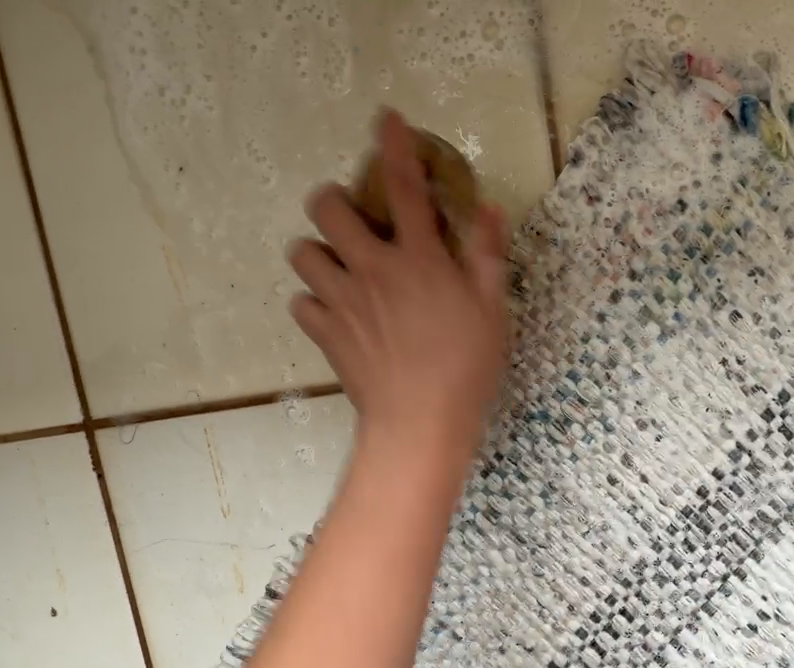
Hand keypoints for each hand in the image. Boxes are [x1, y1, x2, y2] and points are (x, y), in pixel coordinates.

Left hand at [286, 110, 510, 459]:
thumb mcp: (493, 311)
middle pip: (326, 208)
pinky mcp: (325, 334)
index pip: (405, 187)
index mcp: (418, 258)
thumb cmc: (466, 368)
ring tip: (338, 271)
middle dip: (333, 202)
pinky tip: (333, 315)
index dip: (395, 146)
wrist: (420, 422)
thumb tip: (489, 208)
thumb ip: (487, 256)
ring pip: (303, 254)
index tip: (386, 118)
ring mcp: (342, 300)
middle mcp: (372, 268)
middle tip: (352, 223)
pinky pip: (300, 304)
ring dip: (318, 255)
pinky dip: (313, 304)